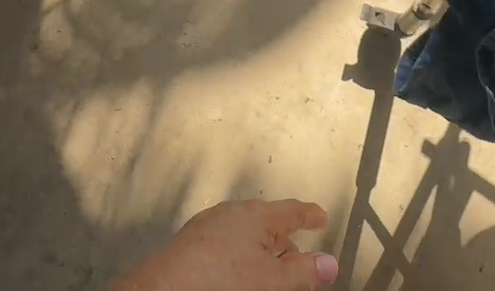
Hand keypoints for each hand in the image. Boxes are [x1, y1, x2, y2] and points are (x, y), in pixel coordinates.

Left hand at [111, 198, 337, 290]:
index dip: (309, 215)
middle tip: (298, 258)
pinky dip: (239, 257)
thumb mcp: (271, 282)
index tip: (321, 217)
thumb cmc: (222, 282)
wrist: (163, 290)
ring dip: (260, 252)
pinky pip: (225, 244)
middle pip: (267, 222)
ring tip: (269, 271)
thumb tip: (331, 263)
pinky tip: (236, 275)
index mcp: (256, 215)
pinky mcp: (190, 244)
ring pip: (244, 235)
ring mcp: (208, 226)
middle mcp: (231, 213)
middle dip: (284, 240)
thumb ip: (303, 273)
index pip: (291, 211)